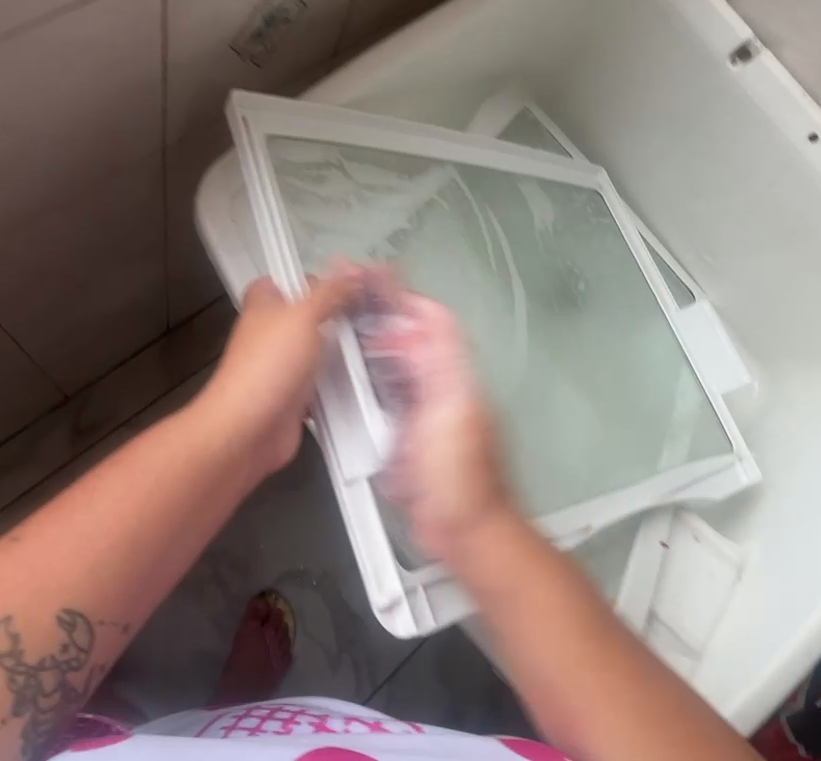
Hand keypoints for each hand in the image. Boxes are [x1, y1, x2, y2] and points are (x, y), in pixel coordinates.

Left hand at [201, 267, 357, 476]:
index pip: (283, 281)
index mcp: (264, 306)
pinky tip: (369, 379)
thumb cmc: (271, 363)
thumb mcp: (303, 316)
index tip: (343, 286)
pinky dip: (340, 384)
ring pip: (317, 352)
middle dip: (337, 317)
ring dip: (343, 352)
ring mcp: (281, 367)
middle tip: (375, 315)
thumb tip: (354, 268)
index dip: (310, 281)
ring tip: (382, 345)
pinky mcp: (293, 398)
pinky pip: (322, 384)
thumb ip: (330, 292)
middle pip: (307, 317)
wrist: (249, 429)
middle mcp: (270, 334)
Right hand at [373, 289, 518, 563]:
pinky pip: (397, 403)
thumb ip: (435, 365)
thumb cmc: (458, 478)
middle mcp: (448, 391)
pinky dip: (379, 387)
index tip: (376, 287)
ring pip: (408, 370)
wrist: (467, 534)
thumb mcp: (447, 413)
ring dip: (383, 352)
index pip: (435, 324)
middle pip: (420, 343)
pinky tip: (360, 389)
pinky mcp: (419, 442)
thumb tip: (425, 318)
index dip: (406, 302)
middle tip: (357, 311)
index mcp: (456, 379)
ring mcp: (434, 417)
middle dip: (390, 322)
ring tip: (353, 341)